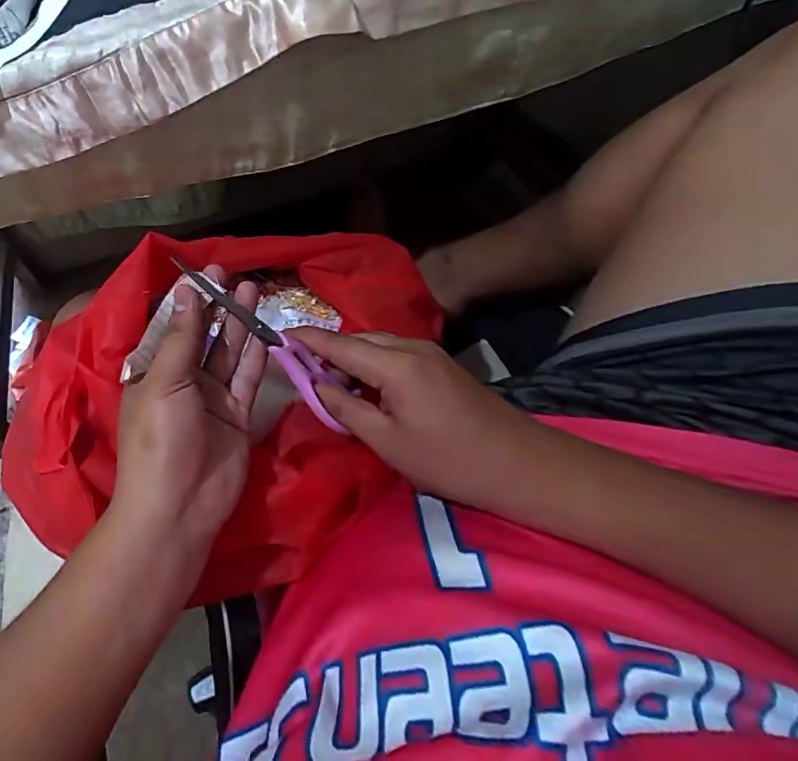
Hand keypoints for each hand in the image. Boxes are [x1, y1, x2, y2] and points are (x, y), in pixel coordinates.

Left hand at [114, 267, 266, 550]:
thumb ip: (182, 336)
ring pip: (228, 352)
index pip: (172, 326)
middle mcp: (182, 380)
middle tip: (231, 275)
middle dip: (216, 305)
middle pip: (203, 335)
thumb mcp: (164, 381)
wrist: (179, 506)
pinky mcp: (237, 414)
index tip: (204, 273)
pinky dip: (255, 355)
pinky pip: (246, 378)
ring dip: (238, 323)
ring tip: (251, 290)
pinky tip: (263, 331)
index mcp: (153, 372)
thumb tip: (187, 292)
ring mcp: (211, 398)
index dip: (188, 299)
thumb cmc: (159, 439)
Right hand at [286, 328, 551, 508]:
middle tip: (300, 366)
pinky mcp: (440, 363)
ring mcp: (429, 352)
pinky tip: (366, 385)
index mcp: (395, 364)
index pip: (340, 344)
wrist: (516, 462)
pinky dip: (373, 363)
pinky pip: (395, 353)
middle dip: (328, 348)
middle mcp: (411, 347)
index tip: (280, 335)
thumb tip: (317, 386)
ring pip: (378, 344)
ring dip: (352, 356)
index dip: (308, 339)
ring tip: (329, 379)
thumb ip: (347, 409)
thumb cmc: (448, 460)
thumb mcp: (388, 442)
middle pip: (359, 340)